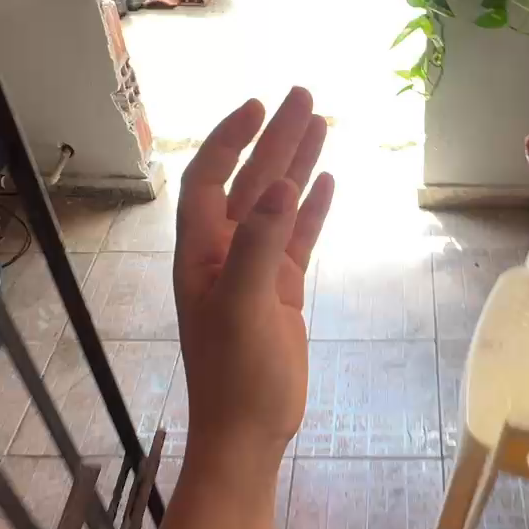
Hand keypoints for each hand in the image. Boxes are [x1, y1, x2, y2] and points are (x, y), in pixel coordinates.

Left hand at [174, 88, 334, 469]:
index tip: (258, 108)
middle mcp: (226, 252)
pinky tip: (326, 183)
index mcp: (202, 252)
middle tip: (304, 96)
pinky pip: (298, 239)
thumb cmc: (236, 375)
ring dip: (297, 165)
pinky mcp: (282, 291)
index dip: (229, 141)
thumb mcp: (244, 308)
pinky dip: (312, 210)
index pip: (209, 180)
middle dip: (275, 140)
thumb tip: (282, 186)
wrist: (248, 432)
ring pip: (279, 206)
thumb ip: (260, 246)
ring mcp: (257, 271)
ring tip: (321, 125)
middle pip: (251, 182)